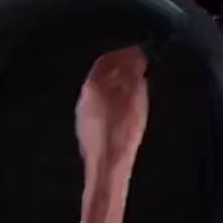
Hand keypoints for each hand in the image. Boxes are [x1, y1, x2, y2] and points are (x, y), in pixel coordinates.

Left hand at [76, 46, 148, 176]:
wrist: (107, 169)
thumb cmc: (122, 131)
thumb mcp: (135, 99)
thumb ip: (134, 76)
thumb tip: (136, 60)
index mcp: (92, 86)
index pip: (107, 60)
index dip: (124, 54)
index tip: (139, 53)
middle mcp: (83, 97)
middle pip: (103, 75)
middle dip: (122, 68)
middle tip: (140, 67)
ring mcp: (83, 115)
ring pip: (102, 91)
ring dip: (118, 84)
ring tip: (137, 85)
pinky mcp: (87, 131)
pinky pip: (101, 106)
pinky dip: (114, 99)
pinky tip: (126, 108)